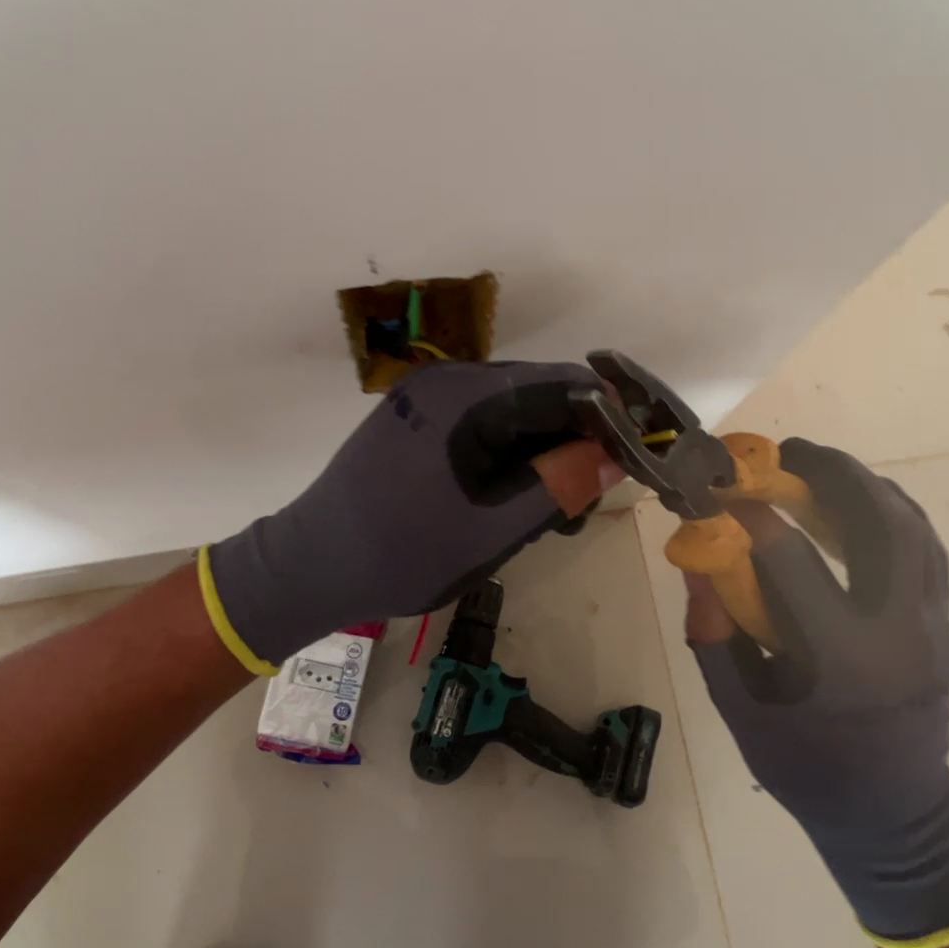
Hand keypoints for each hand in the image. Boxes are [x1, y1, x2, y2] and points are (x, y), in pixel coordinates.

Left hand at [203, 360, 620, 671]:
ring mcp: (424, 399)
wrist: (311, 565)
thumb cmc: (401, 553)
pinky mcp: (413, 420)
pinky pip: (478, 423)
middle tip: (592, 493)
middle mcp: (444, 382)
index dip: (608, 415)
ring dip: (541, 450)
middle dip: (574, 437)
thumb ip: (559, 485)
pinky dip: (507, 453)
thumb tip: (617, 454)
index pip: (561, 384)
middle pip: (536, 394)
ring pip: (509, 411)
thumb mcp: (490, 529)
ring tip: (554, 506)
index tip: (637, 454)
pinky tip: (512, 495)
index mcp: (462, 396)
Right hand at [685, 438, 948, 947]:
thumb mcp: (740, 711)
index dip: (754, 517)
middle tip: (791, 450)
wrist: (893, 814)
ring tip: (823, 465)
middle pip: (879, 525)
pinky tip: (862, 502)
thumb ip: (714, 636)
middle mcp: (897, 630)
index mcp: (840, 658)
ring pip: (913, 529)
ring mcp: (931, 625)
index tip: (724, 490)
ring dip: (868, 485)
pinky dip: (895, 512)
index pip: (794, 562)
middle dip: (834, 475)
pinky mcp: (943, 625)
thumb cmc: (804, 767)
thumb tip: (698, 563)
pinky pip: (927, 549)